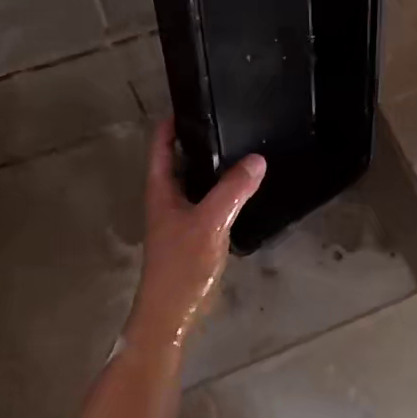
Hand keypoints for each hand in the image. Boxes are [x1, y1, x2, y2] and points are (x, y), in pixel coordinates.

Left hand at [125, 120, 265, 351]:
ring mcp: (178, 219)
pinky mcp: (193, 236)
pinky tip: (243, 190)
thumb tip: (257, 159)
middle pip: (177, 161)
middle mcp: (166, 200)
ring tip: (240, 149)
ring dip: (210, 166)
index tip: (192, 102)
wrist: (171, 315)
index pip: (160, 146)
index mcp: (160, 190)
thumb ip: (233, 190)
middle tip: (226, 121)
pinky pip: (207, 202)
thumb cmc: (182, 266)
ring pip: (194, 182)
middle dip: (195, 140)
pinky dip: (221, 190)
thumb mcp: (210, 222)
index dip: (171, 123)